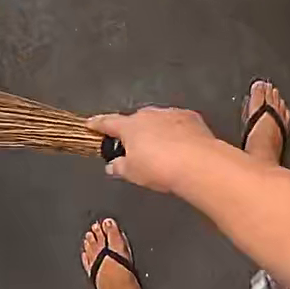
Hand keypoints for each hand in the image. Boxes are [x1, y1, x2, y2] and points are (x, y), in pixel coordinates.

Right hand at [87, 107, 235, 193]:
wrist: (198, 164)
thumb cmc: (162, 167)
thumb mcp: (132, 173)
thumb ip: (119, 166)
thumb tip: (113, 166)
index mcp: (129, 126)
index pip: (107, 122)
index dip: (97, 124)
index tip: (91, 124)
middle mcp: (148, 115)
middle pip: (135, 122)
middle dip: (133, 133)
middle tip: (135, 151)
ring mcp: (170, 114)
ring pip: (157, 121)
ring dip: (156, 133)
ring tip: (161, 154)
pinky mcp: (191, 119)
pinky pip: (177, 124)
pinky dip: (176, 133)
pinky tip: (180, 148)